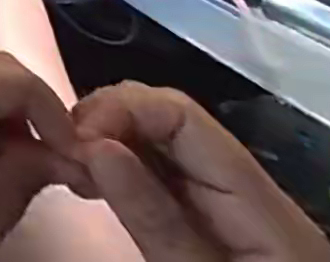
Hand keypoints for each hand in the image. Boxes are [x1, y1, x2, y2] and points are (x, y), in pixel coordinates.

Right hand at [71, 83, 329, 261]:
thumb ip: (156, 220)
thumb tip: (94, 143)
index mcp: (262, 207)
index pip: (179, 113)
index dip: (119, 109)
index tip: (75, 143)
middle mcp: (248, 191)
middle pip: (165, 114)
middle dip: (106, 118)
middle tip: (68, 155)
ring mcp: (230, 205)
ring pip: (155, 134)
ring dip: (106, 137)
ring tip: (76, 169)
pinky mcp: (212, 218)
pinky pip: (158, 164)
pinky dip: (118, 160)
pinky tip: (96, 182)